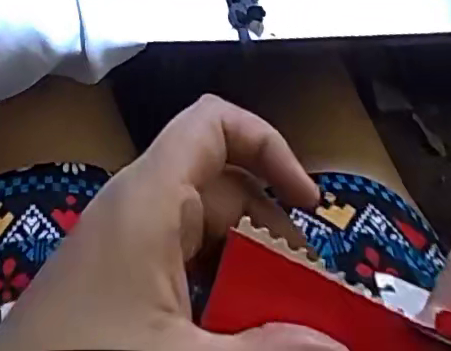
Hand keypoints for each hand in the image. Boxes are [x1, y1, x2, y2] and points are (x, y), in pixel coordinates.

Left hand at [0, 95, 345, 350]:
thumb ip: (265, 350)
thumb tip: (338, 348)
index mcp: (149, 197)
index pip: (213, 122)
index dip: (267, 143)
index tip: (307, 201)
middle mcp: (137, 208)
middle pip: (221, 187)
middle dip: (271, 234)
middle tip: (311, 294)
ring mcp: (122, 248)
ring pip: (203, 235)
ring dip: (246, 272)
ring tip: (282, 321)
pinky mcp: (111, 287)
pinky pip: (178, 270)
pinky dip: (213, 294)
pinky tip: (232, 336)